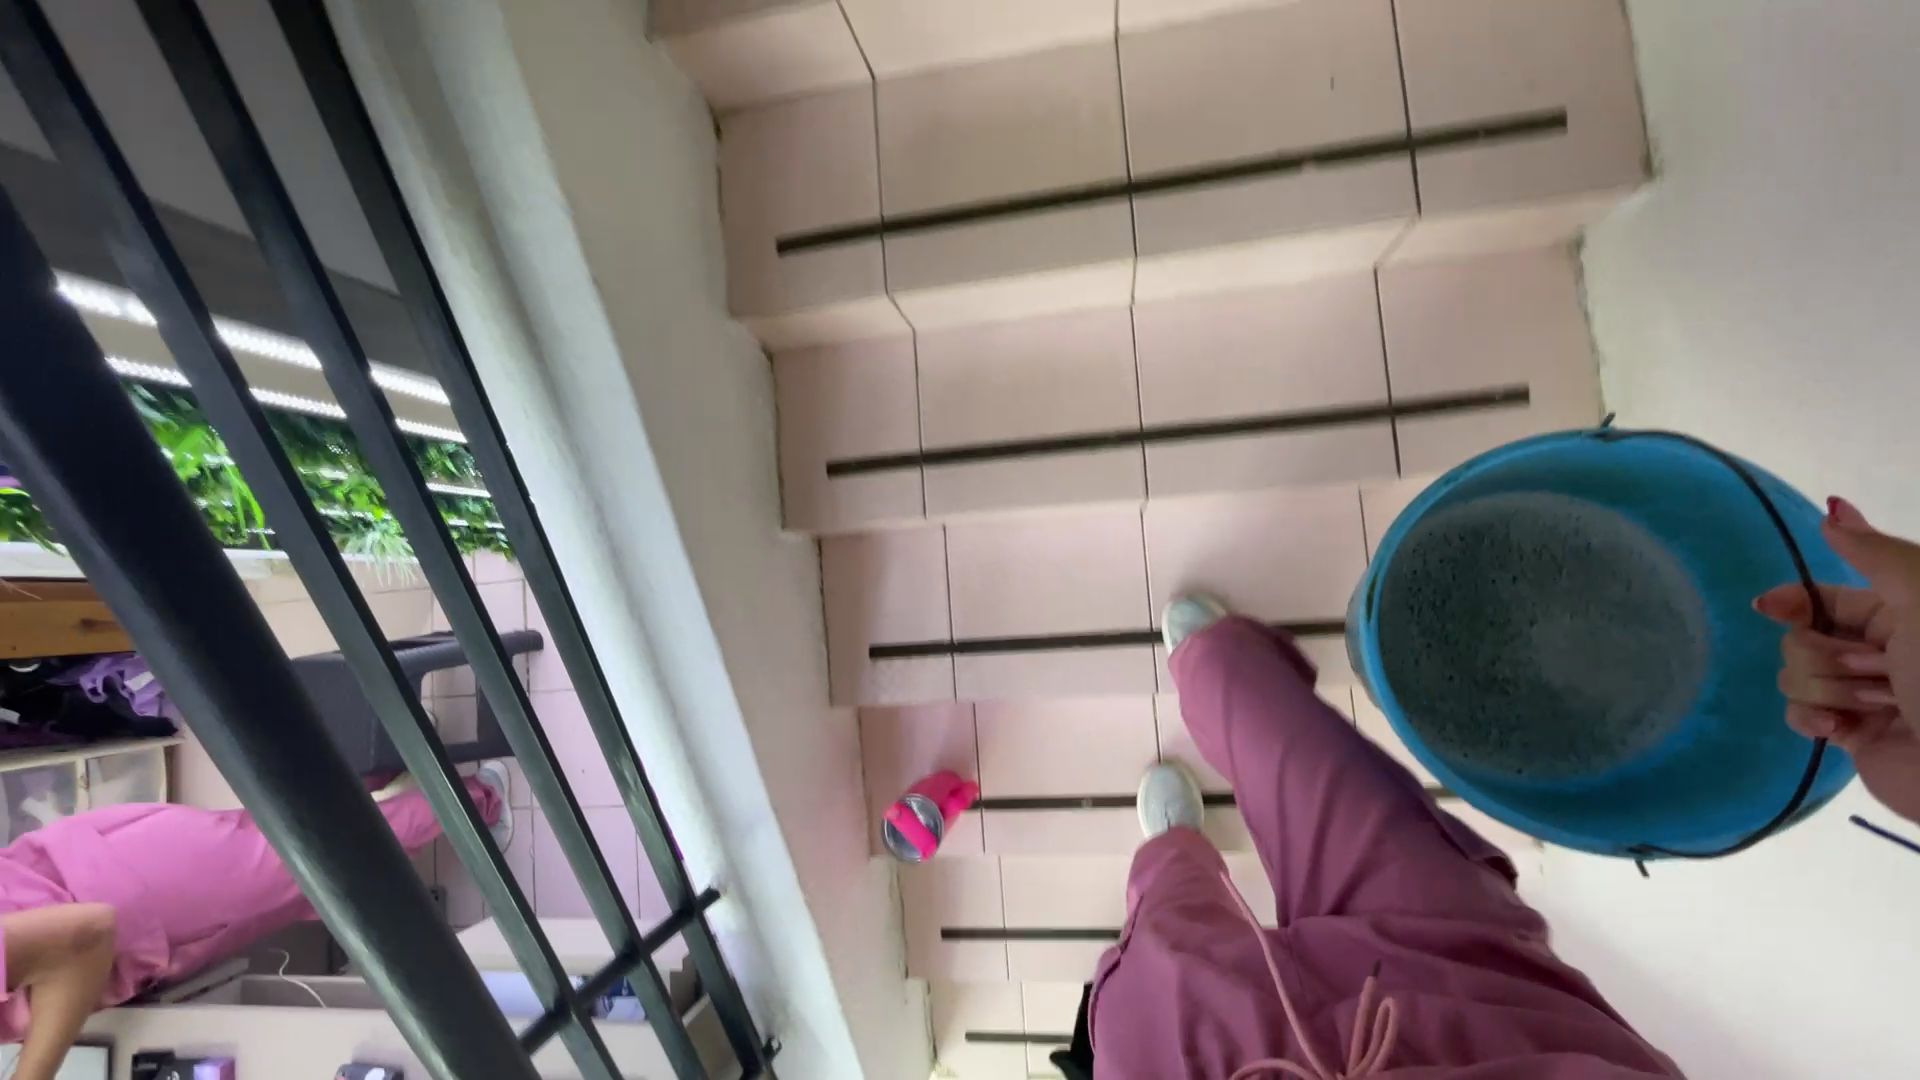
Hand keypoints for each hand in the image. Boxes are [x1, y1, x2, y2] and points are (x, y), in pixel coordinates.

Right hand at [1754, 497, 1919, 824]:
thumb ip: (1877, 554)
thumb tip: (1833, 506)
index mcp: (1900, 617)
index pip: (1817, 598)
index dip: (1790, 601)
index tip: (1772, 607)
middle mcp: (1879, 651)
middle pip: (1798, 639)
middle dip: (1824, 658)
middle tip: (1877, 673)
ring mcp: (1862, 694)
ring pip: (1793, 676)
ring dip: (1828, 691)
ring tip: (1879, 708)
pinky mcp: (1848, 732)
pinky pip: (1796, 714)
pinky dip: (1813, 720)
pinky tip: (1841, 729)